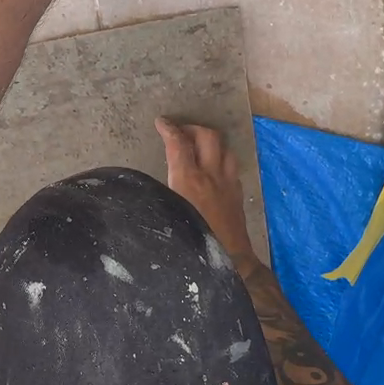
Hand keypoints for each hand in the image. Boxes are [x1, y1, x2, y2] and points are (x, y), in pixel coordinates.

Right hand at [156, 117, 256, 264]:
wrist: (231, 261)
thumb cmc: (193, 244)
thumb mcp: (167, 218)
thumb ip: (158, 198)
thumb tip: (145, 188)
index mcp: (189, 180)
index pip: (178, 143)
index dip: (168, 128)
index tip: (161, 122)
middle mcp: (211, 176)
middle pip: (207, 136)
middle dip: (192, 128)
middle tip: (180, 131)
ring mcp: (228, 183)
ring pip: (224, 148)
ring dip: (210, 142)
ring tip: (198, 146)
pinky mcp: (238, 194)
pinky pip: (231, 166)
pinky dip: (220, 160)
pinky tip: (213, 169)